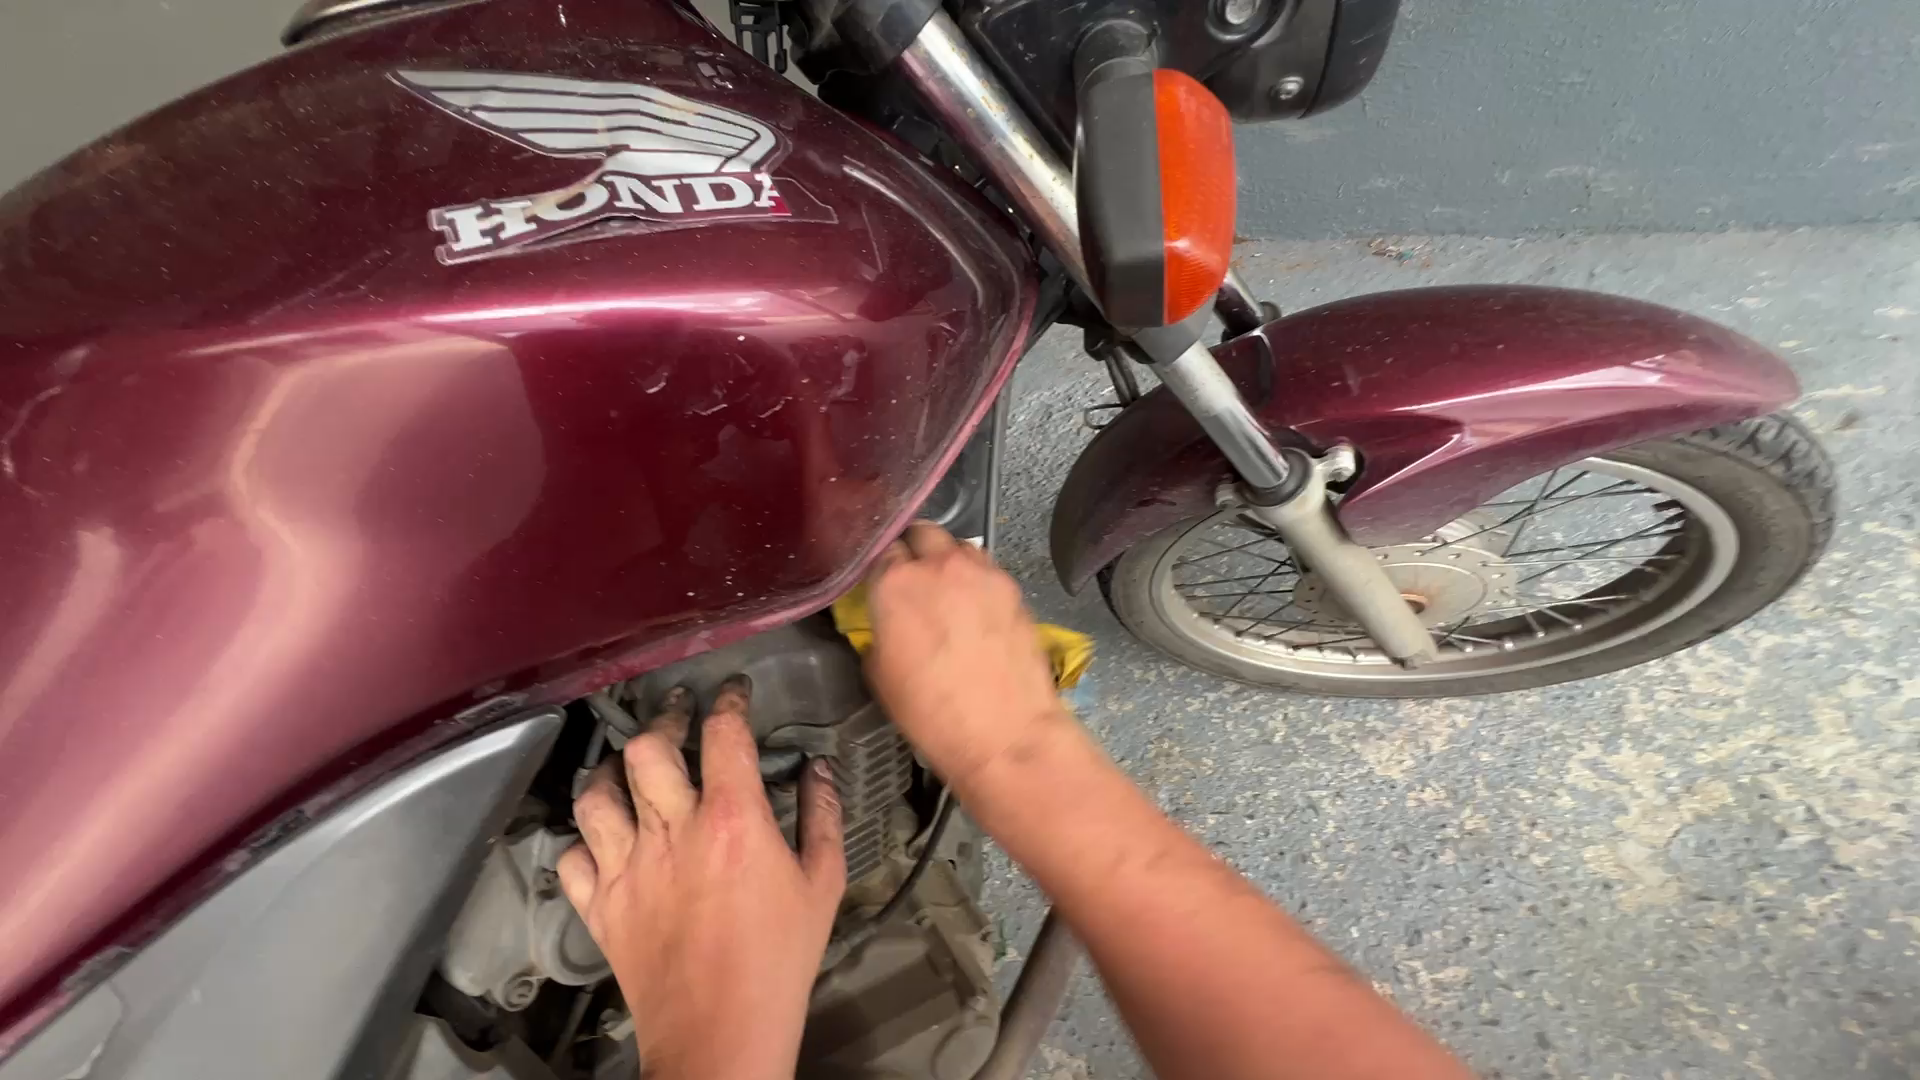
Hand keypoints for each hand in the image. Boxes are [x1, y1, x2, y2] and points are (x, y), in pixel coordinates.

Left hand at [558, 678, 845, 1079]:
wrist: (721, 1034)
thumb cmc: (780, 956)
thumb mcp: (823, 881)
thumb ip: (822, 814)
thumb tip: (817, 768)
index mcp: (731, 819)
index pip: (723, 734)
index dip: (729, 701)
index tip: (735, 692)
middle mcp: (672, 831)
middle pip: (648, 749)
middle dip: (665, 718)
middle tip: (679, 714)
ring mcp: (629, 868)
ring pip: (596, 795)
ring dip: (612, 770)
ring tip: (630, 765)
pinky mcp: (602, 908)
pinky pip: (574, 857)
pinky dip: (585, 839)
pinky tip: (605, 836)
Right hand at [862, 522, 1073, 790]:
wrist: (1005, 732)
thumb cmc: (932, 712)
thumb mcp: (879, 674)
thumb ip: (878, 631)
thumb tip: (887, 621)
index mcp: (895, 583)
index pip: (881, 550)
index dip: (881, 566)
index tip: (881, 582)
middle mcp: (938, 565)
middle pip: (922, 533)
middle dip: (914, 549)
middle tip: (913, 577)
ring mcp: (981, 572)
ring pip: (958, 546)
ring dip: (948, 560)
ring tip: (947, 589)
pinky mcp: (1012, 586)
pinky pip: (987, 569)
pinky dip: (976, 578)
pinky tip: (975, 607)